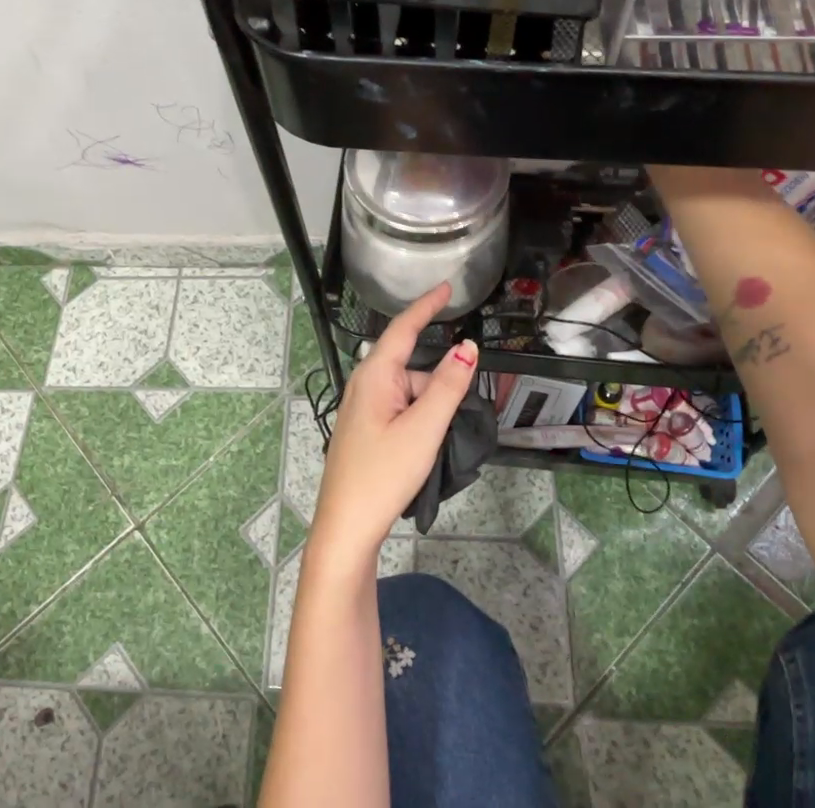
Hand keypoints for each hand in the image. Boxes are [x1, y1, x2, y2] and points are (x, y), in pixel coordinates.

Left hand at [310, 283, 479, 559]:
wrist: (346, 526)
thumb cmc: (383, 474)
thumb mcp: (424, 429)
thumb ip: (447, 386)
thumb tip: (468, 347)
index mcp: (374, 376)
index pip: (403, 328)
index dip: (426, 307)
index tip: (446, 288)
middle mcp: (364, 385)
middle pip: (411, 367)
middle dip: (438, 384)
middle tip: (455, 417)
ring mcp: (362, 409)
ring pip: (408, 392)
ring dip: (430, 409)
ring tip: (436, 447)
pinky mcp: (365, 430)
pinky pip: (400, 410)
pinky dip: (419, 420)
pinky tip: (426, 447)